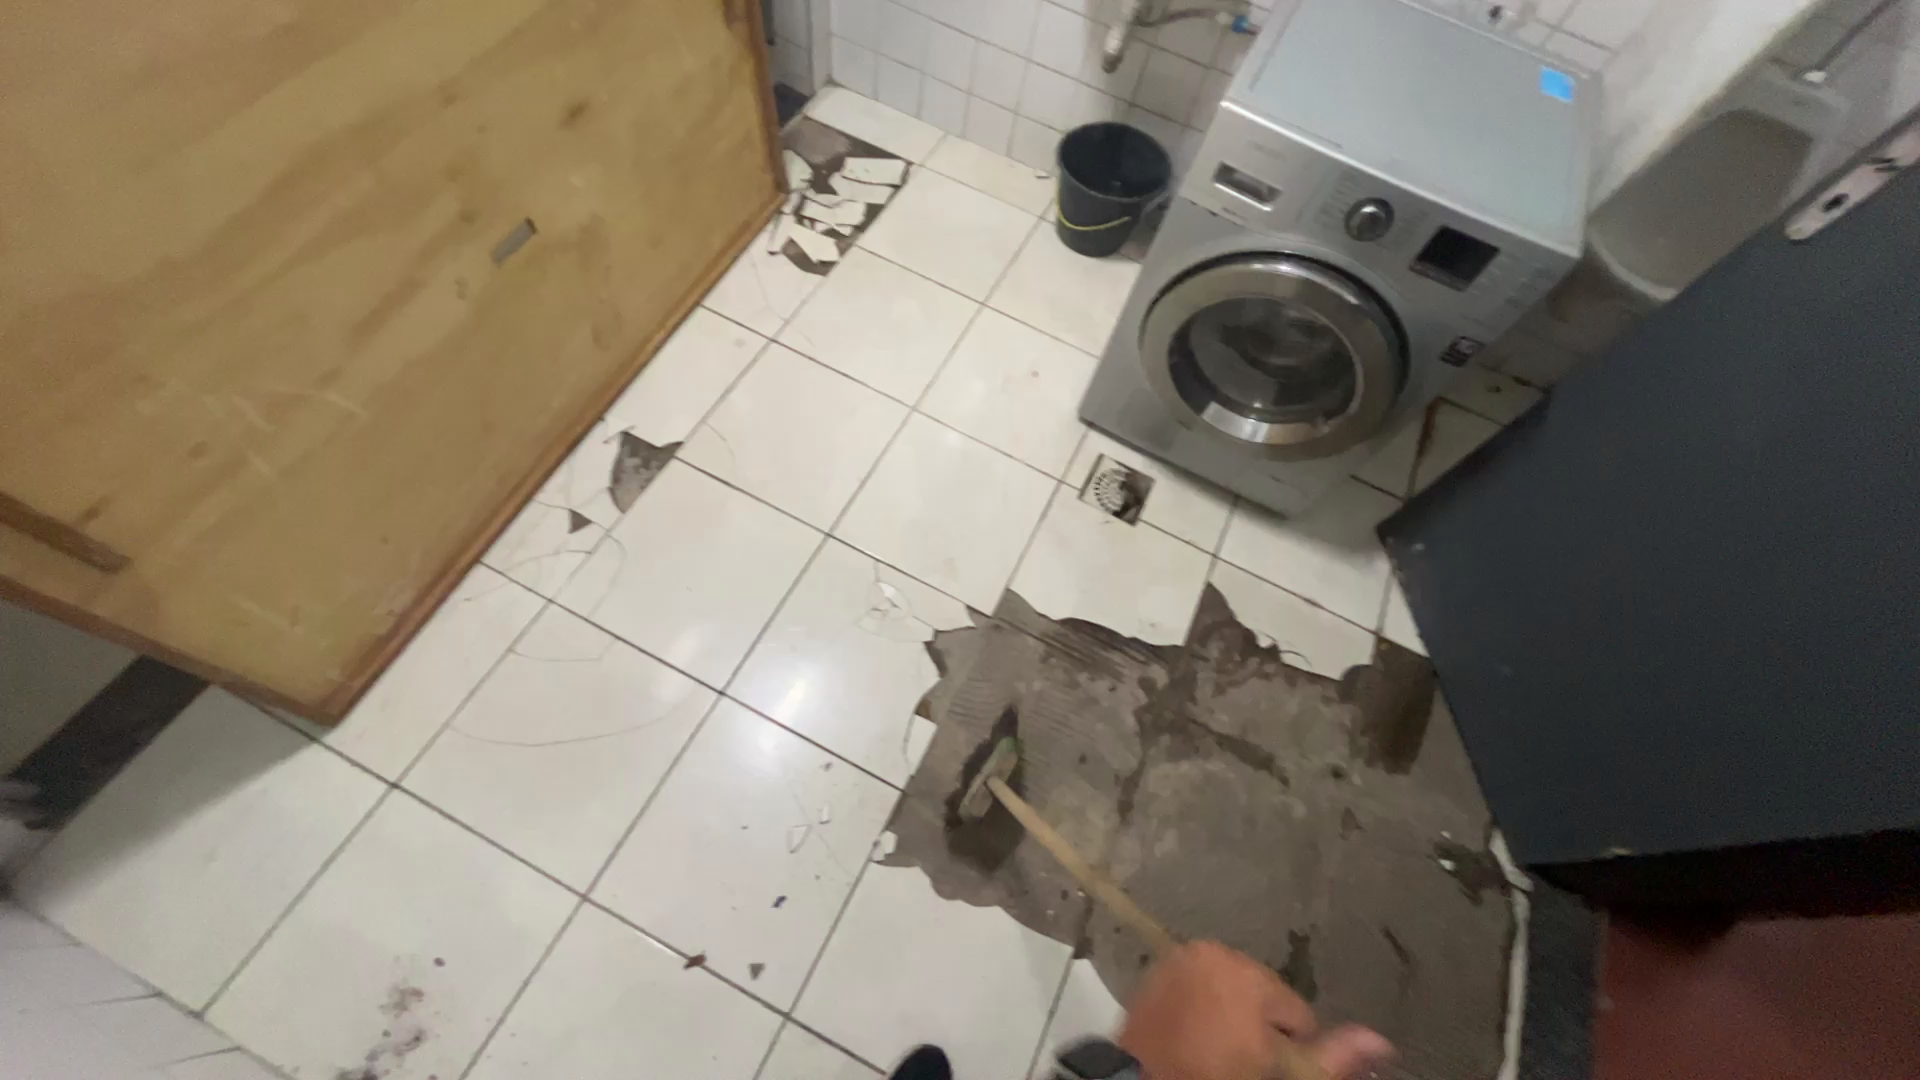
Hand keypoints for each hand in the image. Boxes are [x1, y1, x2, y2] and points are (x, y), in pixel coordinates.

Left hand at [1117, 941, 1392, 1079]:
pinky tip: (1195, 1033)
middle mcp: (1217, 952)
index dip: (1292, 1050)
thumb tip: (1381, 1042)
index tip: (1270, 1068)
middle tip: (1241, 1059)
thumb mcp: (1284, 1074)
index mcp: (1251, 975)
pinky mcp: (1159, 967)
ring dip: (1233, 1010)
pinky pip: (1198, 981)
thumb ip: (1333, 1057)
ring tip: (1218, 1047)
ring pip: (1230, 986)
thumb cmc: (1219, 1076)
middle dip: (1262, 1025)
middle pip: (1264, 994)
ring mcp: (1184, 956)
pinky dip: (1202, 1001)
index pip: (1299, 1014)